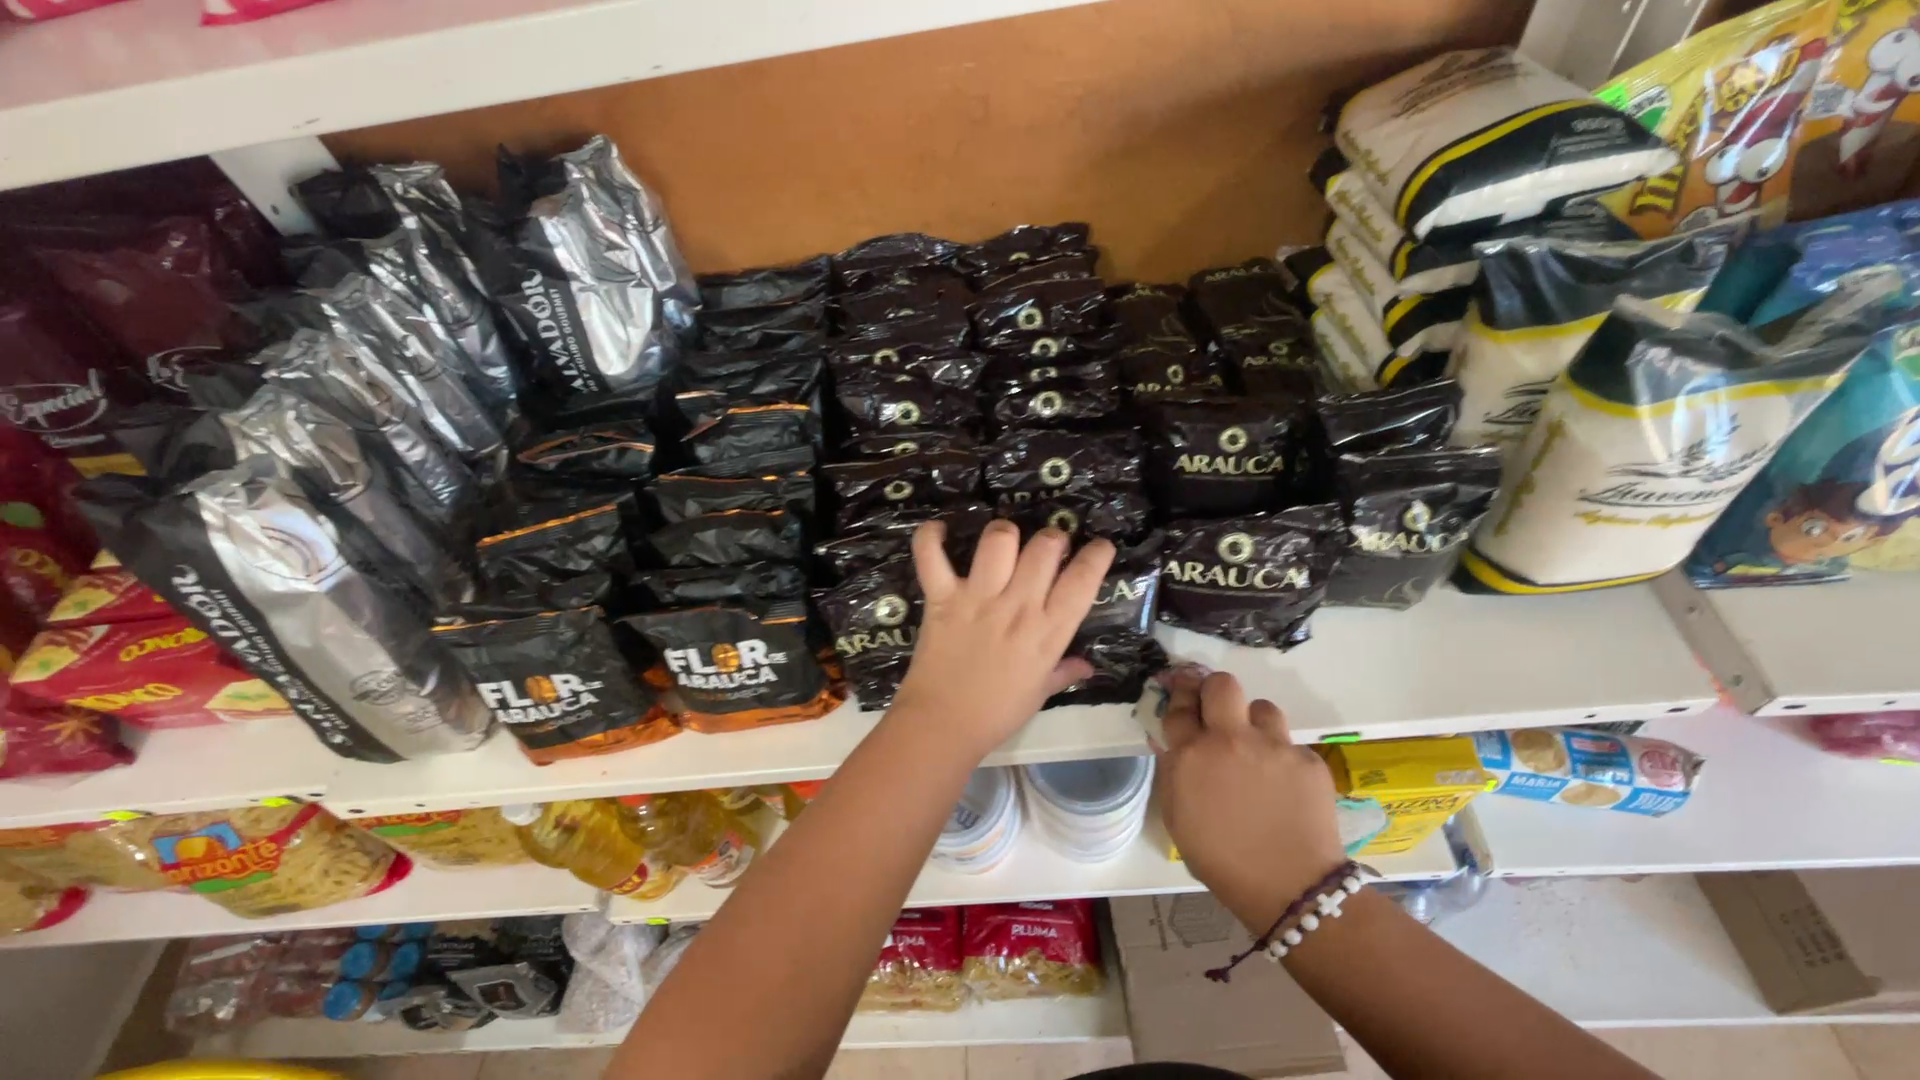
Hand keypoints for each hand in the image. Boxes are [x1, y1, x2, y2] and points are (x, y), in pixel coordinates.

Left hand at [889, 520, 1113, 756]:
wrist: (942, 724)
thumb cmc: (996, 713)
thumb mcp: (1040, 693)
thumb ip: (1064, 672)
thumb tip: (1087, 666)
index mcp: (1048, 632)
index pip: (1083, 579)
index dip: (1096, 555)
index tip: (1099, 547)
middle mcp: (1018, 607)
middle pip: (1045, 546)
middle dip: (1052, 539)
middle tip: (1046, 549)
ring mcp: (978, 598)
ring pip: (999, 539)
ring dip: (1005, 533)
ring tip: (1004, 543)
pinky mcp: (942, 597)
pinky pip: (933, 555)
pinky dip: (931, 536)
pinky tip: (940, 529)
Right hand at [1155, 669, 1347, 934]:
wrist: (1289, 886)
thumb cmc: (1221, 861)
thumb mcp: (1177, 818)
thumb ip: (1173, 773)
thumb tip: (1174, 745)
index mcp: (1191, 755)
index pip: (1181, 706)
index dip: (1181, 697)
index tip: (1185, 697)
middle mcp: (1230, 739)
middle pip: (1221, 684)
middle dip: (1215, 689)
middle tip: (1216, 708)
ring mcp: (1273, 746)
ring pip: (1261, 707)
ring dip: (1253, 722)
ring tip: (1255, 749)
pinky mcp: (1307, 759)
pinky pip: (1289, 743)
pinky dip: (1281, 757)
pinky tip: (1282, 785)